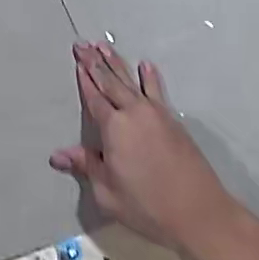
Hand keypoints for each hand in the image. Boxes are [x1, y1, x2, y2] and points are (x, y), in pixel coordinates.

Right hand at [49, 42, 242, 254]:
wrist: (202, 215)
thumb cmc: (148, 206)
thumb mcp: (108, 192)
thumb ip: (85, 166)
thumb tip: (56, 156)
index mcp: (113, 127)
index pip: (94, 96)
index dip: (84, 78)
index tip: (77, 59)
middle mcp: (133, 113)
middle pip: (109, 81)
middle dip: (94, 61)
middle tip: (82, 44)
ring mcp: (155, 115)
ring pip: (130, 81)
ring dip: (116, 62)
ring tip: (104, 44)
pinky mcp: (173, 122)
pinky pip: (157, 91)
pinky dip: (150, 77)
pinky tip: (146, 65)